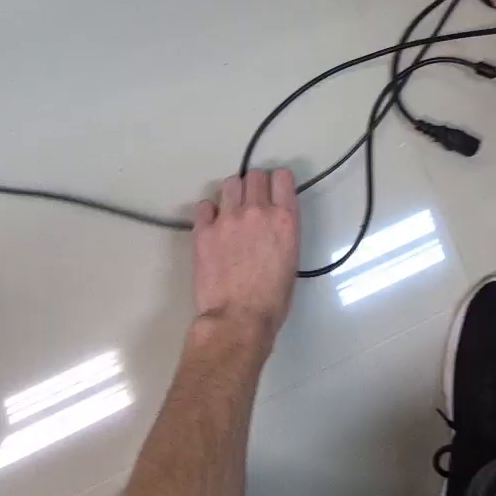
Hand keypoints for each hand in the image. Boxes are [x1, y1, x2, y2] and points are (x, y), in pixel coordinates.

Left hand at [191, 170, 299, 352]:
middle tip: (253, 203)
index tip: (275, 192)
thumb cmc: (273, 298)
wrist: (238, 319)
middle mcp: (257, 210)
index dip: (278, 183)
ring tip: (231, 212)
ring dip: (233, 194)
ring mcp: (227, 218)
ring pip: (230, 184)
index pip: (282, 177)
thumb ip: (283, 230)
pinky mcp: (203, 231)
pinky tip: (212, 226)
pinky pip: (204, 206)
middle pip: (255, 176)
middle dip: (256, 185)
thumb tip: (272, 222)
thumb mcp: (291, 258)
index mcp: (284, 218)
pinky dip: (209, 212)